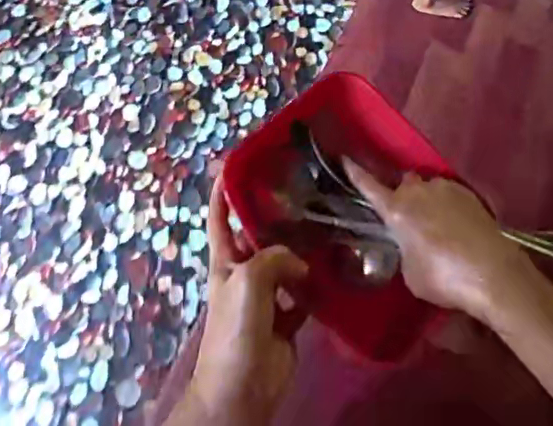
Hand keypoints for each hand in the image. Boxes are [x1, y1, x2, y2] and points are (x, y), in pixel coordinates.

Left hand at [184, 178, 307, 425]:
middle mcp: (244, 272)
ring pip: (285, 264)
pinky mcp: (287, 320)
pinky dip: (315, 287)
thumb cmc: (235, 328)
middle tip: (303, 192)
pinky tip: (332, 272)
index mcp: (225, 259)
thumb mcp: (249, 280)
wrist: (241, 391)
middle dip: (275, 218)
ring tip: (326, 227)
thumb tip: (301, 265)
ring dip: (301, 252)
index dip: (223, 190)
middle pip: (259, 236)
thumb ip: (274, 258)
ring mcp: (266, 296)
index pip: (220, 216)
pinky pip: (303, 295)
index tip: (235, 162)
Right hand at [346, 163, 530, 317]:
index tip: (345, 158)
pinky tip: (460, 230)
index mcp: (396, 208)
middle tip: (412, 222)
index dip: (355, 173)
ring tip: (440, 230)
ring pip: (428, 190)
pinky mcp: (468, 193)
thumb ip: (404, 252)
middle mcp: (417, 191)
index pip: (368, 186)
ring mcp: (444, 188)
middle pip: (404, 186)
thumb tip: (411, 246)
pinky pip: (450, 196)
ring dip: (429, 203)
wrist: (493, 273)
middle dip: (405, 199)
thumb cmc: (444, 277)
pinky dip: (450, 209)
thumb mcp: (411, 274)